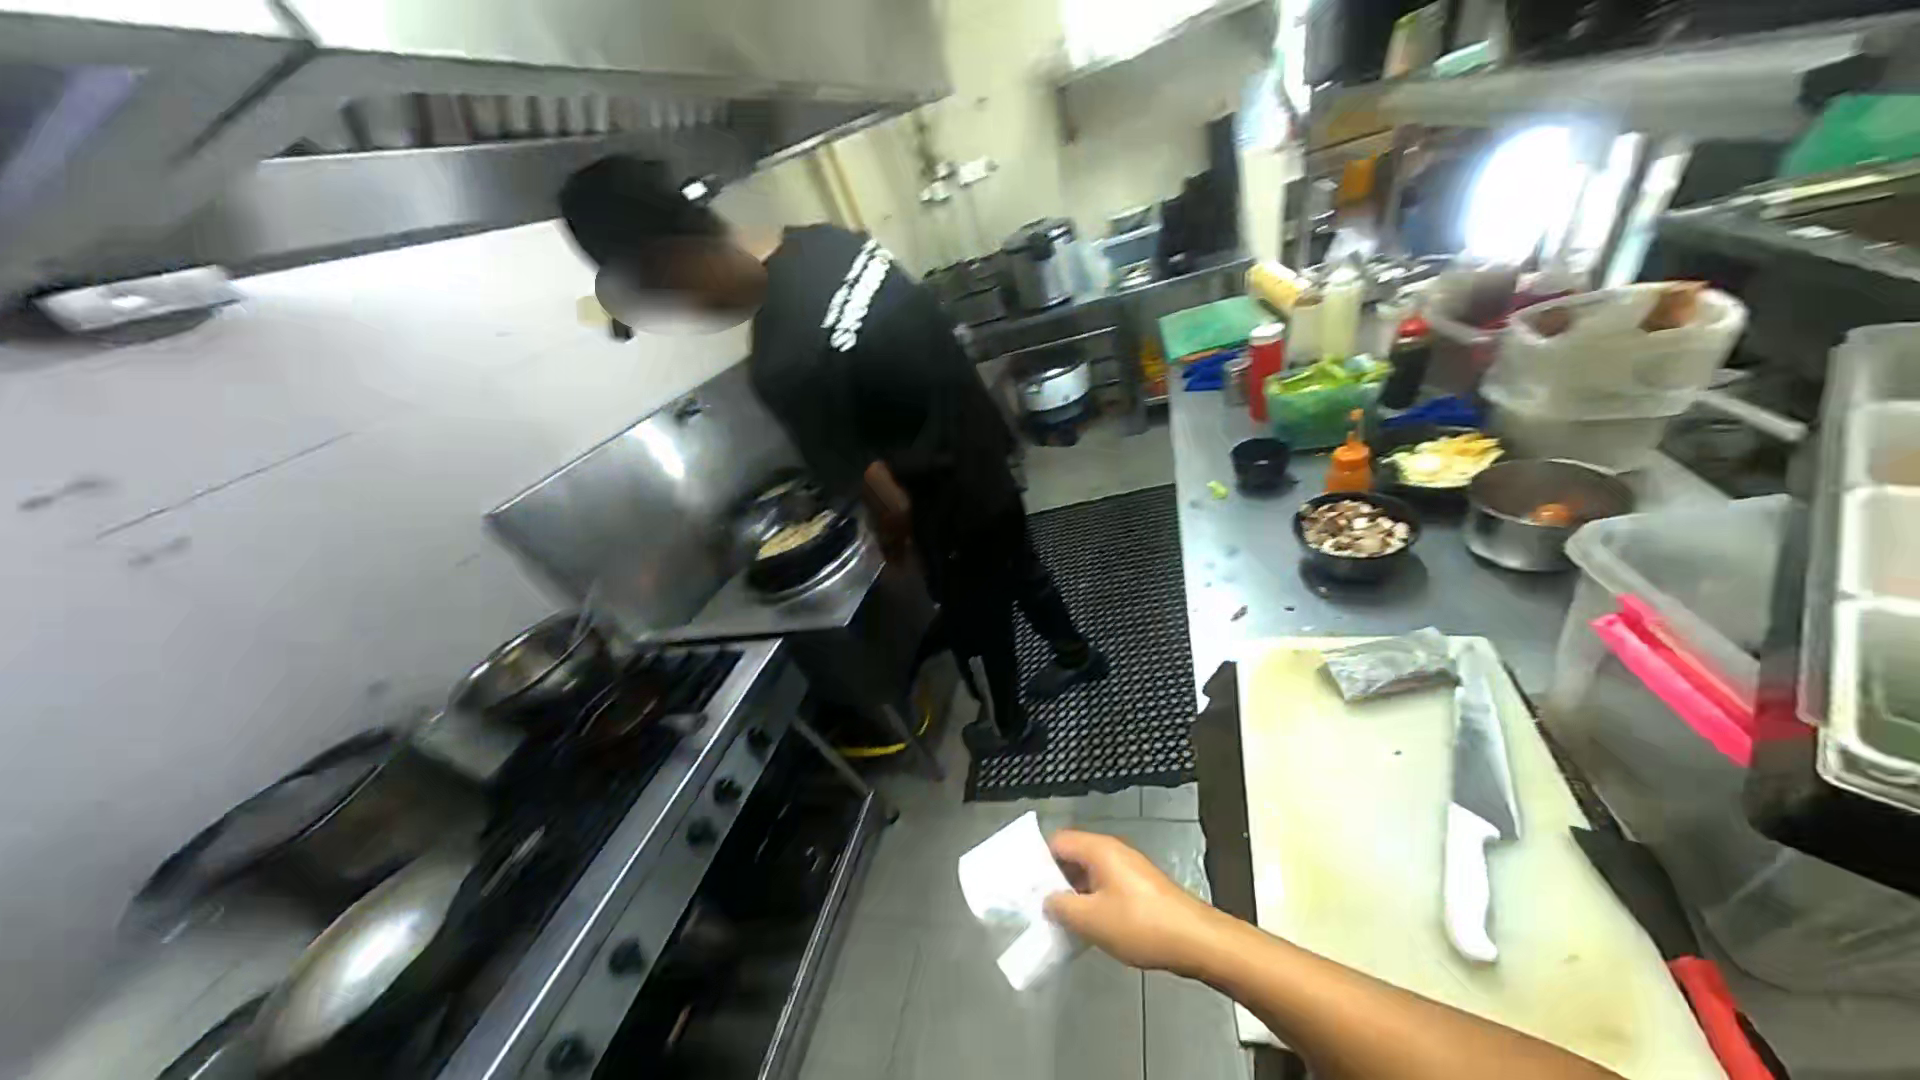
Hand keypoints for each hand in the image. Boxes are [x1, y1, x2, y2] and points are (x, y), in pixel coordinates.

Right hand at [1043, 829, 1224, 976]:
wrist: (1196, 940)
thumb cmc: (1140, 924)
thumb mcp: (1091, 920)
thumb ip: (1061, 907)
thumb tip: (1047, 899)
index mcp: (1098, 849)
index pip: (1058, 841)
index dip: (1039, 861)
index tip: (1026, 886)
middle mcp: (1112, 851)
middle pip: (1073, 856)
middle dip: (1055, 880)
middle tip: (1040, 907)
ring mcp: (1129, 868)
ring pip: (1089, 874)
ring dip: (1075, 894)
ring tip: (1061, 921)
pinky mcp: (1140, 887)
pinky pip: (1105, 886)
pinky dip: (1093, 901)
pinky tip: (1089, 927)